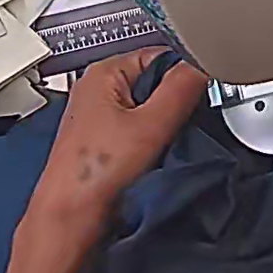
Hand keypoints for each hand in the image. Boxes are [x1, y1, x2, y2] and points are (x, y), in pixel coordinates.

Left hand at [22, 48, 207, 257]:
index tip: (198, 97)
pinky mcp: (106, 137)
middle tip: (177, 125)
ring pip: (151, 106)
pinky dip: (153, 138)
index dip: (185, 75)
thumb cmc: (94, 172)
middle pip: (157, 81)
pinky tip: (152, 153)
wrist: (69, 217)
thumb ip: (181, 89)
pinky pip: (141, 126)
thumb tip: (202, 63)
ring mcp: (101, 113)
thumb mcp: (151, 125)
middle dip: (174, 102)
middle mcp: (99, 88)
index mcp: (104, 72)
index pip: (162, 56)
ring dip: (164, 123)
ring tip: (160, 143)